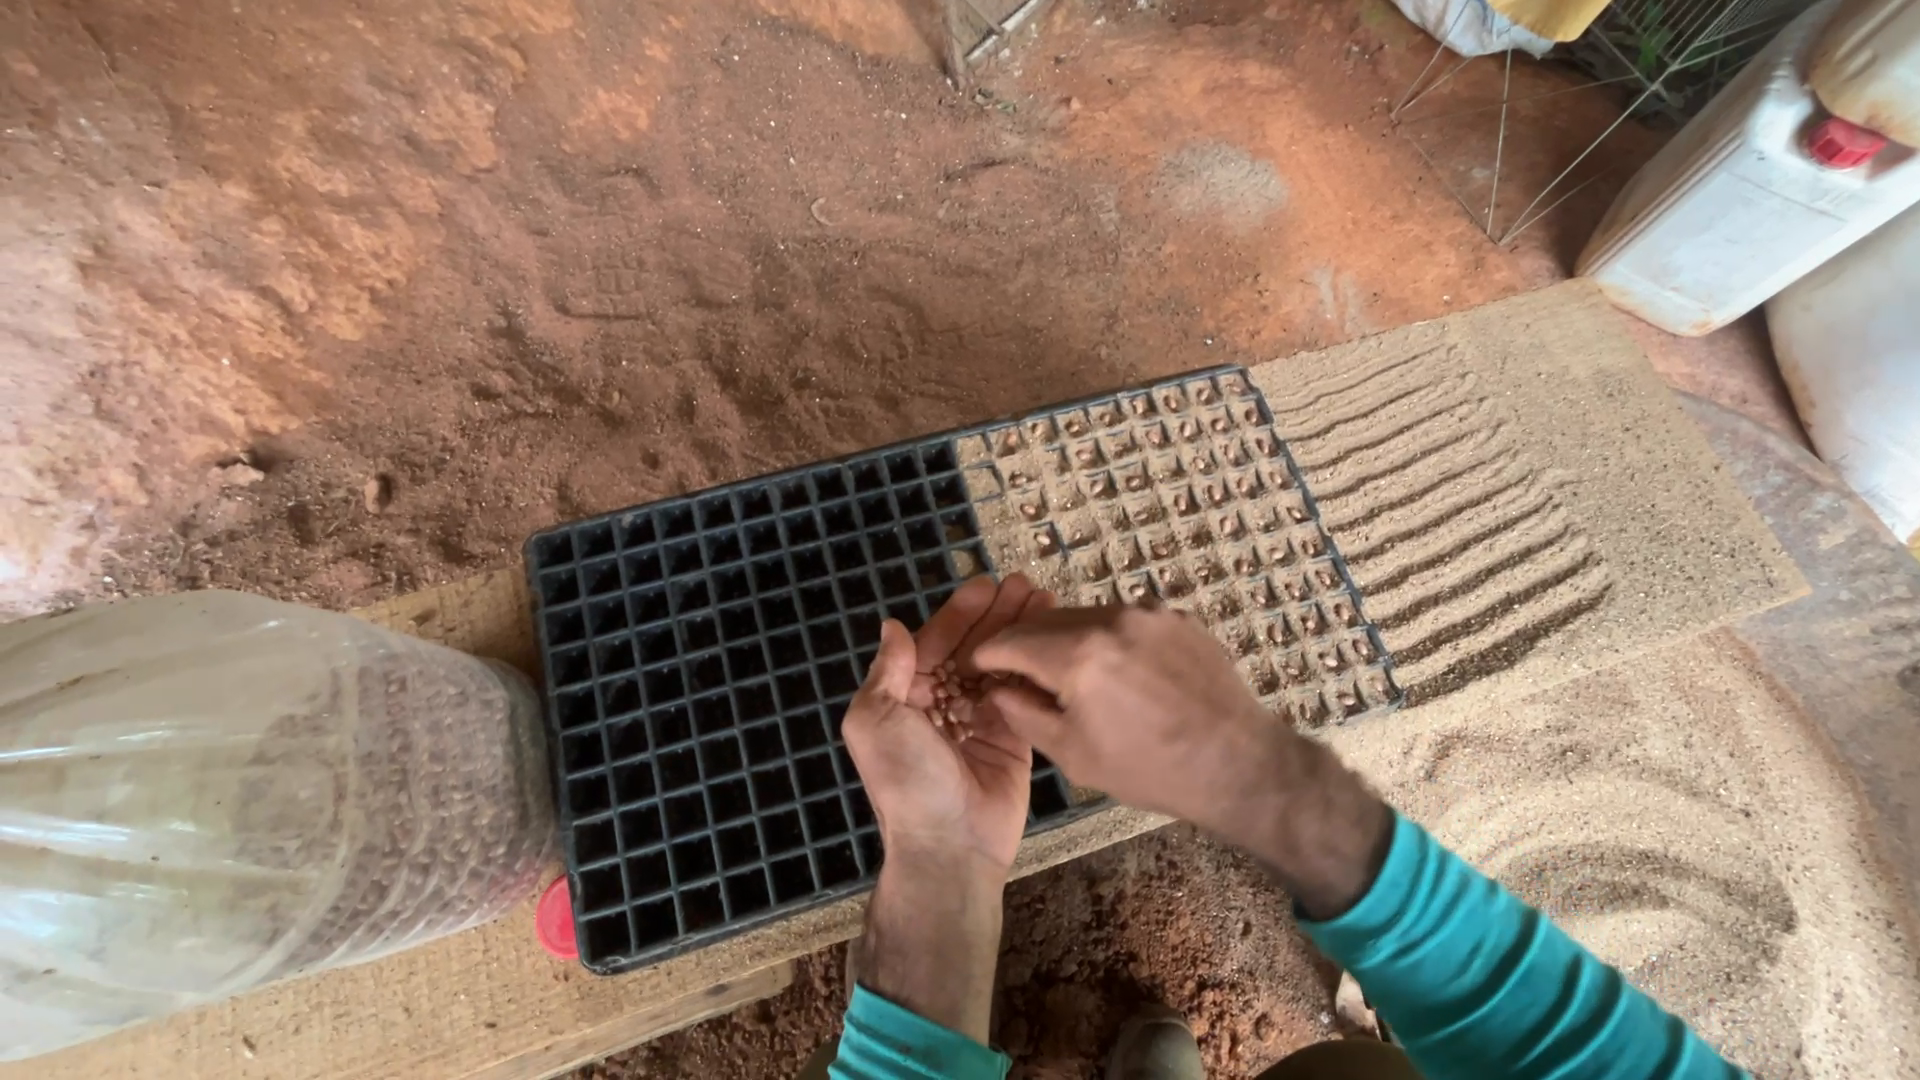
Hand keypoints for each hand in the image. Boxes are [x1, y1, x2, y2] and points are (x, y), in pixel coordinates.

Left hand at [840, 574, 1051, 1041]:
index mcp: (907, 695)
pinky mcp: (1013, 736)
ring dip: (1019, 633)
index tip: (986, 583)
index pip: (934, 641)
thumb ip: (886, 672)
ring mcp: (980, 718)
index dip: (959, 612)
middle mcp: (943, 701)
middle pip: (972, 646)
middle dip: (996, 615)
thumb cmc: (907, 779)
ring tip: (1046, 600)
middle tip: (1026, 584)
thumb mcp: (876, 722)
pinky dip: (1035, 667)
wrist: (950, 846)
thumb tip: (892, 624)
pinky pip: (1022, 693)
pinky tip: (1054, 641)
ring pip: (1000, 664)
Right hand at [973, 602, 1392, 918]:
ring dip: (1066, 638)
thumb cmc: (1149, 768)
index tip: (979, 665)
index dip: (988, 652)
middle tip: (1015, 669)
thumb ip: (1023, 714)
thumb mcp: (1074, 754)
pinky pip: (1124, 620)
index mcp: (1078, 655)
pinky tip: (1118, 671)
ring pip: (1085, 616)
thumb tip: (995, 688)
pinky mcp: (1175, 616)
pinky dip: (1107, 638)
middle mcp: (1109, 619)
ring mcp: (1147, 612)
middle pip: (1046, 621)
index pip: (1012, 639)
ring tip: (1069, 673)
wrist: (1239, 764)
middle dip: (1024, 643)